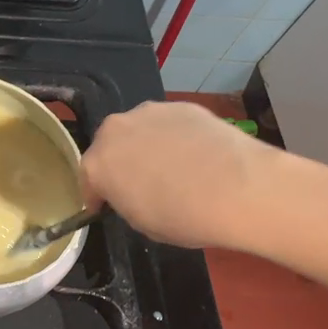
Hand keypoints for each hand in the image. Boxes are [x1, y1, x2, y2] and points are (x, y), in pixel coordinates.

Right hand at [80, 100, 287, 248]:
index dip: (98, 196)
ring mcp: (148, 112)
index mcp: (98, 163)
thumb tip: (133, 192)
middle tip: (143, 185)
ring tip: (177, 168)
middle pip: (110, 146)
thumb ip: (126, 201)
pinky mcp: (180, 106)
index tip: (108, 207)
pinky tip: (200, 156)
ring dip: (148, 146)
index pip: (88, 180)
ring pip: (140, 131)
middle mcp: (115, 130)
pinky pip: (170, 124)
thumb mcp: (143, 223)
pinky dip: (177, 137)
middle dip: (121, 163)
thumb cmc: (185, 216)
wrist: (240, 188)